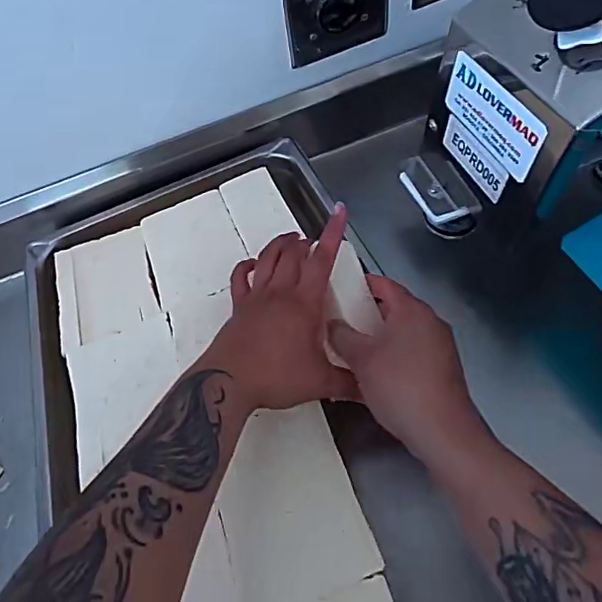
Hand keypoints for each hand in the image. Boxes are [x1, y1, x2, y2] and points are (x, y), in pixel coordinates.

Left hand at [202, 204, 360, 412]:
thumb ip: (350, 383)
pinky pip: (240, 277)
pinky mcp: (239, 306)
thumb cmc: (276, 377)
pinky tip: (252, 264)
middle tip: (315, 242)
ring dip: (280, 245)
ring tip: (291, 241)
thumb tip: (371, 387)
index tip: (338, 213)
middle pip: (293, 254)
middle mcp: (279, 292)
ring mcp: (256, 296)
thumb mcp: (322, 383)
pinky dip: (247, 266)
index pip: (322, 260)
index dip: (332, 234)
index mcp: (304, 303)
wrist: (230, 380)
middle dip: (306, 242)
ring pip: (268, 258)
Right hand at [327, 275, 493, 473]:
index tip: (339, 289)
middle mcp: (431, 323)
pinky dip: (395, 356)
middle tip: (340, 322)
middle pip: (393, 308)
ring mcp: (442, 348)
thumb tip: (333, 325)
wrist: (445, 436)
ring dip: (379, 338)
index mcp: (413, 310)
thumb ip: (340, 334)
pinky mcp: (445, 372)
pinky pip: (413, 353)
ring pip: (402, 333)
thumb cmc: (401, 387)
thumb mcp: (359, 358)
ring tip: (353, 350)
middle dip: (366, 314)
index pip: (384, 283)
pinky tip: (376, 375)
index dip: (360, 283)